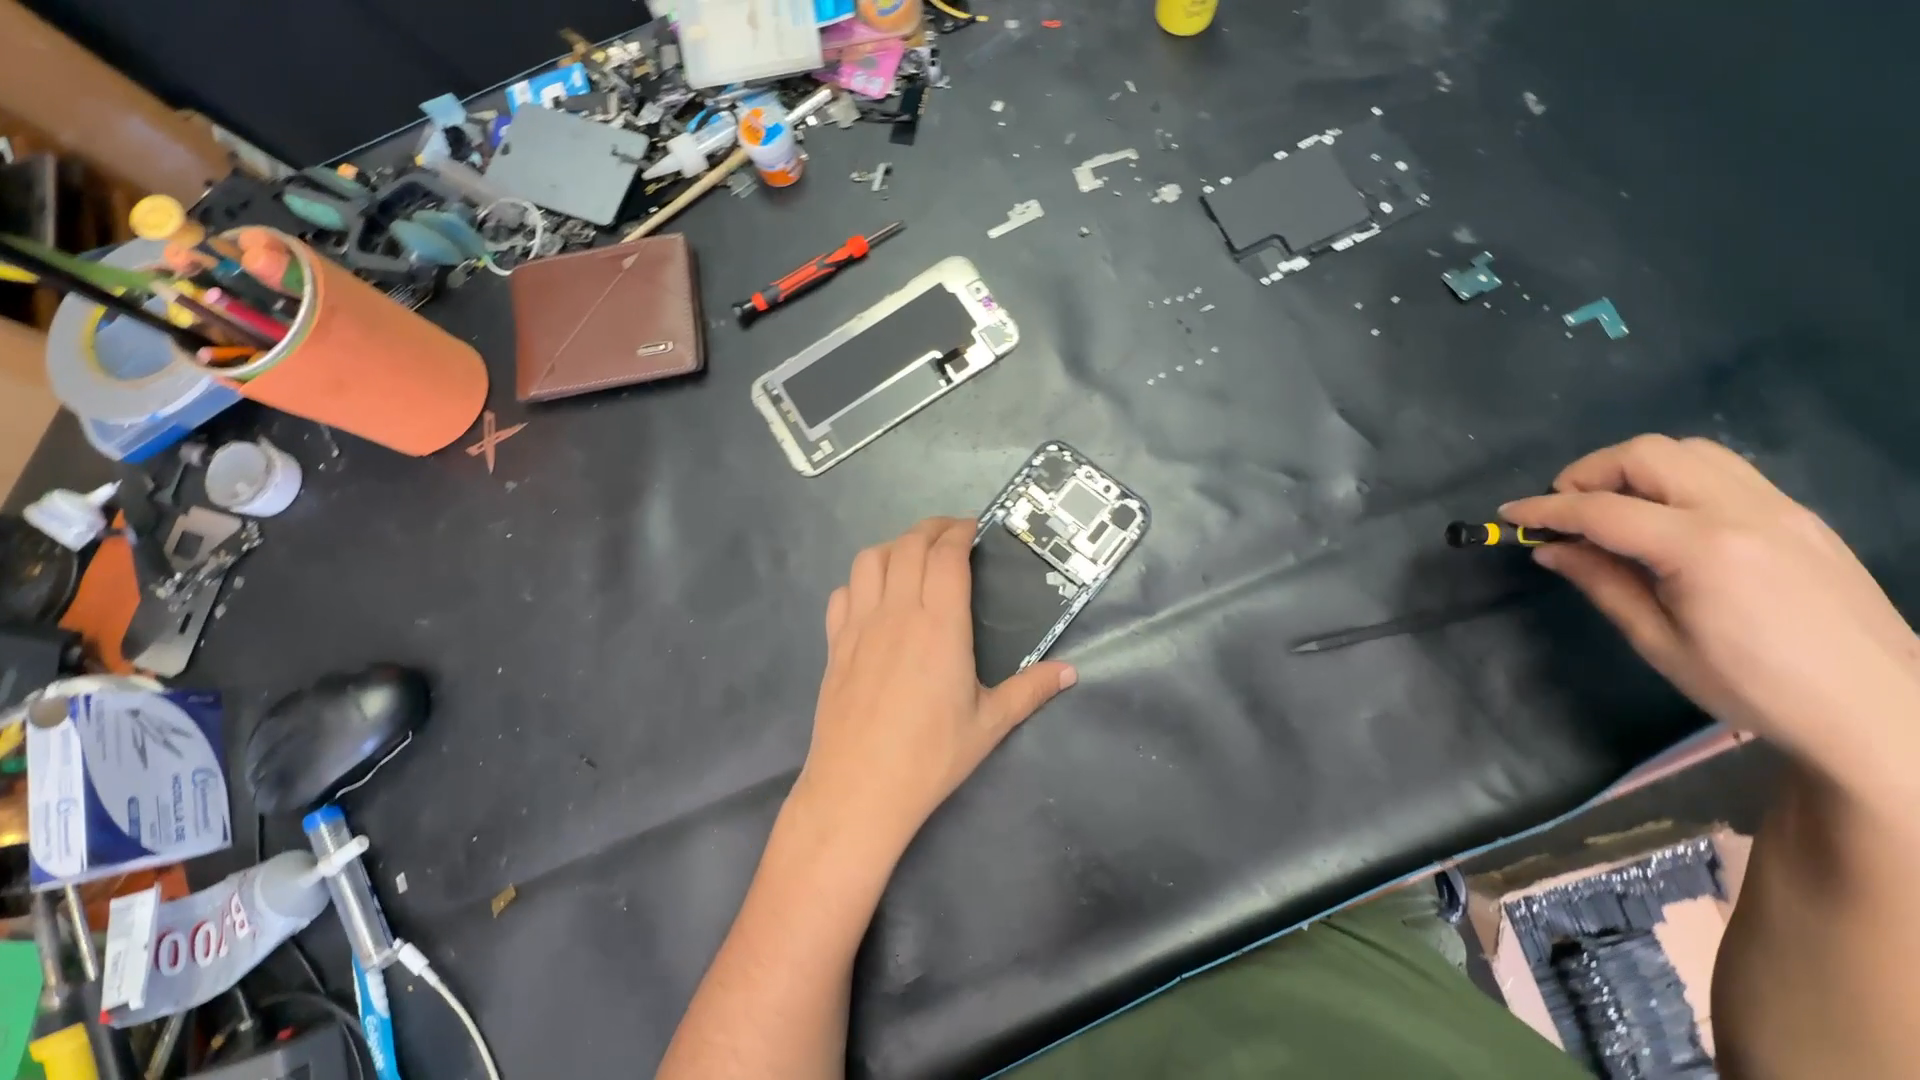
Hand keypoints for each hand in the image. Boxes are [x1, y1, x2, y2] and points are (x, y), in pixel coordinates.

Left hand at [793, 517, 1075, 850]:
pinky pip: (842, 593)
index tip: (974, 529)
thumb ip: (1030, 690)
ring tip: (914, 557)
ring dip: (894, 546)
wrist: (859, 788)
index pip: (946, 555)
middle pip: (908, 546)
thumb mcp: (990, 725)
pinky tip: (874, 596)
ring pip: (869, 560)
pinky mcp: (834, 645)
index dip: (959, 532)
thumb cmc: (930, 757)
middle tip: (951, 534)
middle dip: (931, 529)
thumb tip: (1071, 672)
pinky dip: (861, 580)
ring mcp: (859, 626)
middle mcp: (896, 612)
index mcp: (939, 624)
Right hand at [1502, 435, 1919, 759]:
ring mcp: (1777, 506)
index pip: (1603, 510)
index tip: (1507, 515)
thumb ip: (1602, 583)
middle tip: (1562, 509)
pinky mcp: (1796, 513)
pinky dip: (1675, 477)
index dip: (1546, 508)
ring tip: (1610, 506)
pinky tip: (1662, 515)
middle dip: (1589, 472)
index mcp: (1703, 550)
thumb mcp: (1660, 643)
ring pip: (1688, 451)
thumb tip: (1552, 548)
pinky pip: (1723, 470)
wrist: (1874, 705)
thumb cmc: (1752, 687)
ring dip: (1634, 467)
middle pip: (1647, 455)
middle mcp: (1741, 511)